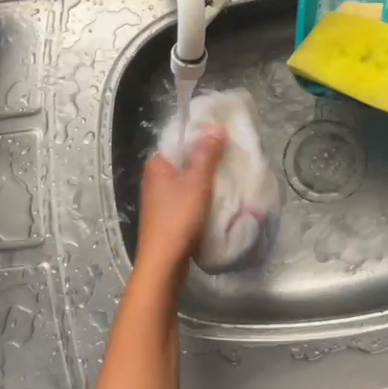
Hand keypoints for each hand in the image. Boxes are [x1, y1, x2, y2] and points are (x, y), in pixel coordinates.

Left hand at [136, 126, 227, 272]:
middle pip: (185, 160)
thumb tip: (215, 127)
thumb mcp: (197, 181)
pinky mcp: (168, 215)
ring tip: (230, 176)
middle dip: (207, 159)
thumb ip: (206, 153)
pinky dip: (202, 196)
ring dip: (206, 179)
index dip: (201, 137)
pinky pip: (188, 197)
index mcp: (157, 164)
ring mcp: (160, 198)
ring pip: (187, 180)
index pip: (180, 140)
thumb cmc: (178, 217)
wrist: (164, 261)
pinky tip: (218, 198)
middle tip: (232, 156)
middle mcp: (155, 177)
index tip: (224, 137)